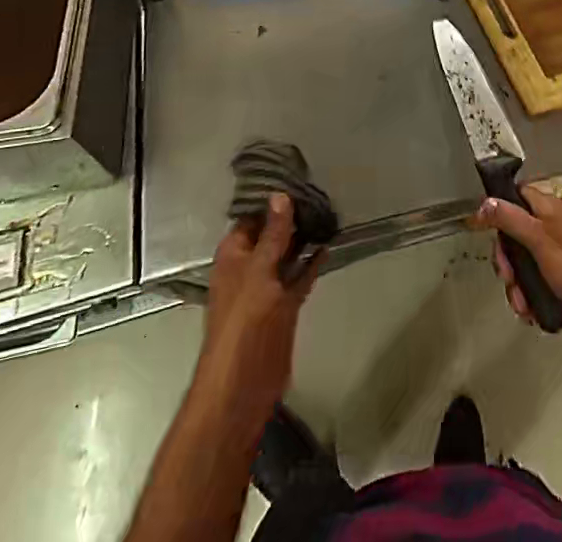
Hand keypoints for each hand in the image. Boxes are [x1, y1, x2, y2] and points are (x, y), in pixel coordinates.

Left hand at [198, 194, 320, 413]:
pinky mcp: (285, 305)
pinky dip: (312, 263)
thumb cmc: (245, 320)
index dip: (271, 202)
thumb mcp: (259, 270)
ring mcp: (268, 287)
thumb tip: (280, 196)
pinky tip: (328, 247)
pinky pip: (300, 277)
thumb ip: (273, 235)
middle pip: (271, 235)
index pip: (252, 219)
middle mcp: (249, 267)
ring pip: (287, 255)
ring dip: (304, 239)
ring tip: (328, 214)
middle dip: (291, 218)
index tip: (297, 181)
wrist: (244, 380)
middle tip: (320, 193)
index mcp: (233, 255)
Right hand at [476, 186, 561, 353]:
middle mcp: (552, 228)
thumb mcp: (540, 242)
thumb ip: (511, 220)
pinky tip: (529, 310)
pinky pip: (532, 282)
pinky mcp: (559, 280)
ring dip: (515, 283)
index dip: (499, 208)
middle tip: (508, 276)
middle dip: (506, 259)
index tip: (485, 227)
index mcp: (550, 210)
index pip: (517, 195)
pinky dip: (527, 295)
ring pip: (521, 262)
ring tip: (521, 303)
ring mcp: (556, 255)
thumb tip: (484, 202)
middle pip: (513, 233)